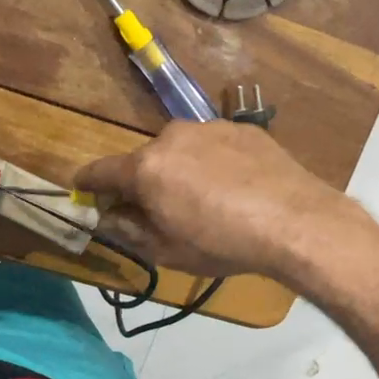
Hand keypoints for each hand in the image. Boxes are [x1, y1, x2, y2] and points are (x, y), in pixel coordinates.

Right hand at [74, 120, 357, 279]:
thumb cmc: (221, 243)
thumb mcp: (165, 250)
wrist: (295, 223)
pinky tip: (233, 191)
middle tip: (158, 212)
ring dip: (180, 172)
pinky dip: (212, 165)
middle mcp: (171, 137)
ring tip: (204, 203)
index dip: (87, 185)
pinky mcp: (243, 129)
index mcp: (145, 168)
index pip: (99, 171)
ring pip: (180, 151)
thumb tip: (109, 217)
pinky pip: (213, 147)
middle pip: (143, 161)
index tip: (82, 192)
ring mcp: (209, 128)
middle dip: (143, 183)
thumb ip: (128, 230)